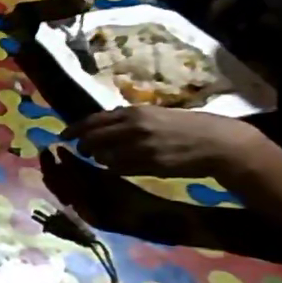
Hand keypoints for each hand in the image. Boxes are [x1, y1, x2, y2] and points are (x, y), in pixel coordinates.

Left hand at [63, 106, 268, 176]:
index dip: (74, 129)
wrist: (218, 143)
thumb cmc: (185, 126)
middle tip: (83, 150)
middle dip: (84, 146)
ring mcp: (141, 148)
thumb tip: (101, 123)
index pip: (92, 121)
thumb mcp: (154, 114)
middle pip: (92, 140)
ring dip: (100, 158)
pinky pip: (119, 170)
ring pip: (103, 157)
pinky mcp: (150, 165)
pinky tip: (120, 167)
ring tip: (106, 157)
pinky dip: (114, 169)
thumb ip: (127, 119)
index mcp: (133, 113)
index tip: (63, 136)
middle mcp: (134, 129)